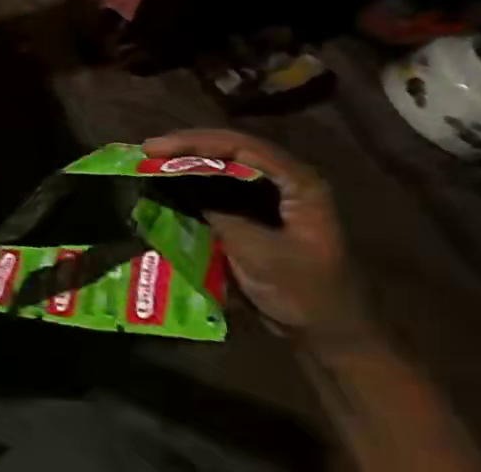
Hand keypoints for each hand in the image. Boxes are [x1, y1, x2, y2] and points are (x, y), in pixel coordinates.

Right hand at [143, 129, 371, 347]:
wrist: (333, 336)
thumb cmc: (307, 294)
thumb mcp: (262, 256)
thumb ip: (223, 218)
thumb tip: (180, 191)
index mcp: (297, 181)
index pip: (241, 145)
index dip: (196, 142)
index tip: (156, 149)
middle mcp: (285, 178)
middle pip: (230, 147)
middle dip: (187, 148)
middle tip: (148, 151)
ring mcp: (273, 194)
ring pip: (224, 163)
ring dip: (190, 162)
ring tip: (153, 162)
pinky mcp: (260, 210)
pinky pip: (223, 186)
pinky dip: (197, 182)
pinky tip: (172, 183)